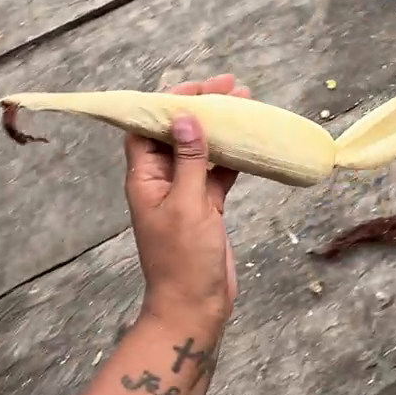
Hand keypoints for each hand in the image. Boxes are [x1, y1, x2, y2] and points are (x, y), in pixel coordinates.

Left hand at [125, 75, 246, 331]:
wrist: (195, 308)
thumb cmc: (183, 260)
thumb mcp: (187, 205)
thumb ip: (188, 160)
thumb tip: (185, 117)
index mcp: (145, 177)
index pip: (149, 126)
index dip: (169, 101)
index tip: (199, 86)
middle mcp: (161, 180)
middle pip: (177, 132)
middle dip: (201, 107)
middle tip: (231, 86)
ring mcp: (185, 193)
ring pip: (200, 149)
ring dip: (220, 128)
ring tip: (246, 104)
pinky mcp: (206, 206)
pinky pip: (217, 172)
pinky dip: (232, 156)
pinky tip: (250, 141)